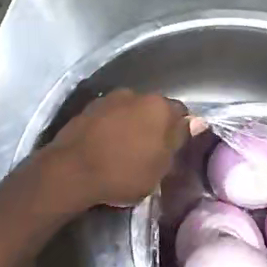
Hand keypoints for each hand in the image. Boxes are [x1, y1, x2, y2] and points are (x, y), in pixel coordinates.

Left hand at [38, 89, 194, 209]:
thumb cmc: (123, 172)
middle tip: (151, 152)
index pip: (180, 113)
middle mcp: (134, 94)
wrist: (70, 171)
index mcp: (158, 106)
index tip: (174, 151)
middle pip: (152, 110)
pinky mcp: (86, 109)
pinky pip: (108, 118)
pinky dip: (110, 128)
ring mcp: (107, 99)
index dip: (179, 132)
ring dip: (130, 126)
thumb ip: (177, 140)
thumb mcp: (160, 166)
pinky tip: (106, 147)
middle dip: (153, 126)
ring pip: (128, 112)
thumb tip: (195, 121)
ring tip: (125, 151)